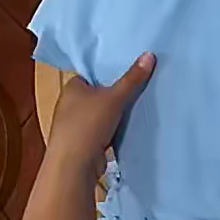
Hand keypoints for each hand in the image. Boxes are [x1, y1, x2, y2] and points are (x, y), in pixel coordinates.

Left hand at [47, 53, 155, 181]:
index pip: (92, 74)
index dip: (109, 74)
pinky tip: (129, 128)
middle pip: (98, 94)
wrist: (74, 165)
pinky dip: (113, 130)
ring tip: (138, 107)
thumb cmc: (88, 124)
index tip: (129, 72)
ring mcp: (75, 125)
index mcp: (72, 87)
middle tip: (139, 88)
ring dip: (115, 115)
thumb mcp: (114, 97)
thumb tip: (149, 54)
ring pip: (101, 114)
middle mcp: (70, 104)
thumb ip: (132, 78)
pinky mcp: (83, 143)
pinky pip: (102, 131)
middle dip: (115, 95)